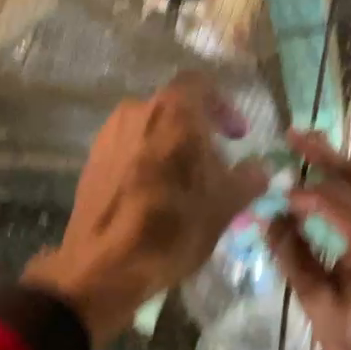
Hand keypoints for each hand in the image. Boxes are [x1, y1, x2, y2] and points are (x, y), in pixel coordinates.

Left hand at [23, 73, 269, 345]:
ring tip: (187, 183)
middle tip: (217, 163)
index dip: (224, 106)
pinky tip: (156, 196)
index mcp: (174, 111)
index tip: (237, 136)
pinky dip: (148, 162)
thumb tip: (259, 168)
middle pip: (175, 109)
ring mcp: (110, 135)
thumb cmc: (174, 226)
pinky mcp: (92, 161)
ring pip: (151, 130)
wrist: (103, 264)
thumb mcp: (226, 204)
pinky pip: (129, 150)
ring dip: (172, 147)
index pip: (201, 85)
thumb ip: (249, 177)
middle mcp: (137, 111)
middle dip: (199, 131)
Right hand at [268, 131, 350, 349]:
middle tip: (294, 134)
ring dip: (344, 171)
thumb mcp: (321, 305)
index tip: (267, 189)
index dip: (295, 191)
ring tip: (313, 155)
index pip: (328, 196)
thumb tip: (268, 217)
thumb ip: (294, 255)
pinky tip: (340, 193)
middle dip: (325, 155)